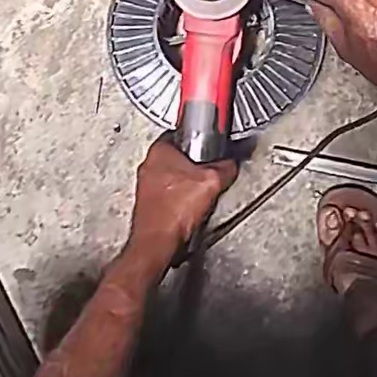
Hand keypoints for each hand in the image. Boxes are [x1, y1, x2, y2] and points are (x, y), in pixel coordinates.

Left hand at [125, 137, 237, 261]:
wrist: (157, 242)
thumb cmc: (173, 211)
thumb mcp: (212, 182)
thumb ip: (225, 167)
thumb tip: (231, 165)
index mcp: (159, 151)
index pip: (181, 134)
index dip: (198, 139)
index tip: (207, 145)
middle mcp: (148, 165)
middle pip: (177, 156)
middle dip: (192, 164)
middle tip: (206, 172)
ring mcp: (145, 185)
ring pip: (171, 175)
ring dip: (185, 182)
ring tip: (198, 192)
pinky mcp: (147, 203)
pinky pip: (167, 193)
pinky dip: (177, 197)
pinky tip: (187, 207)